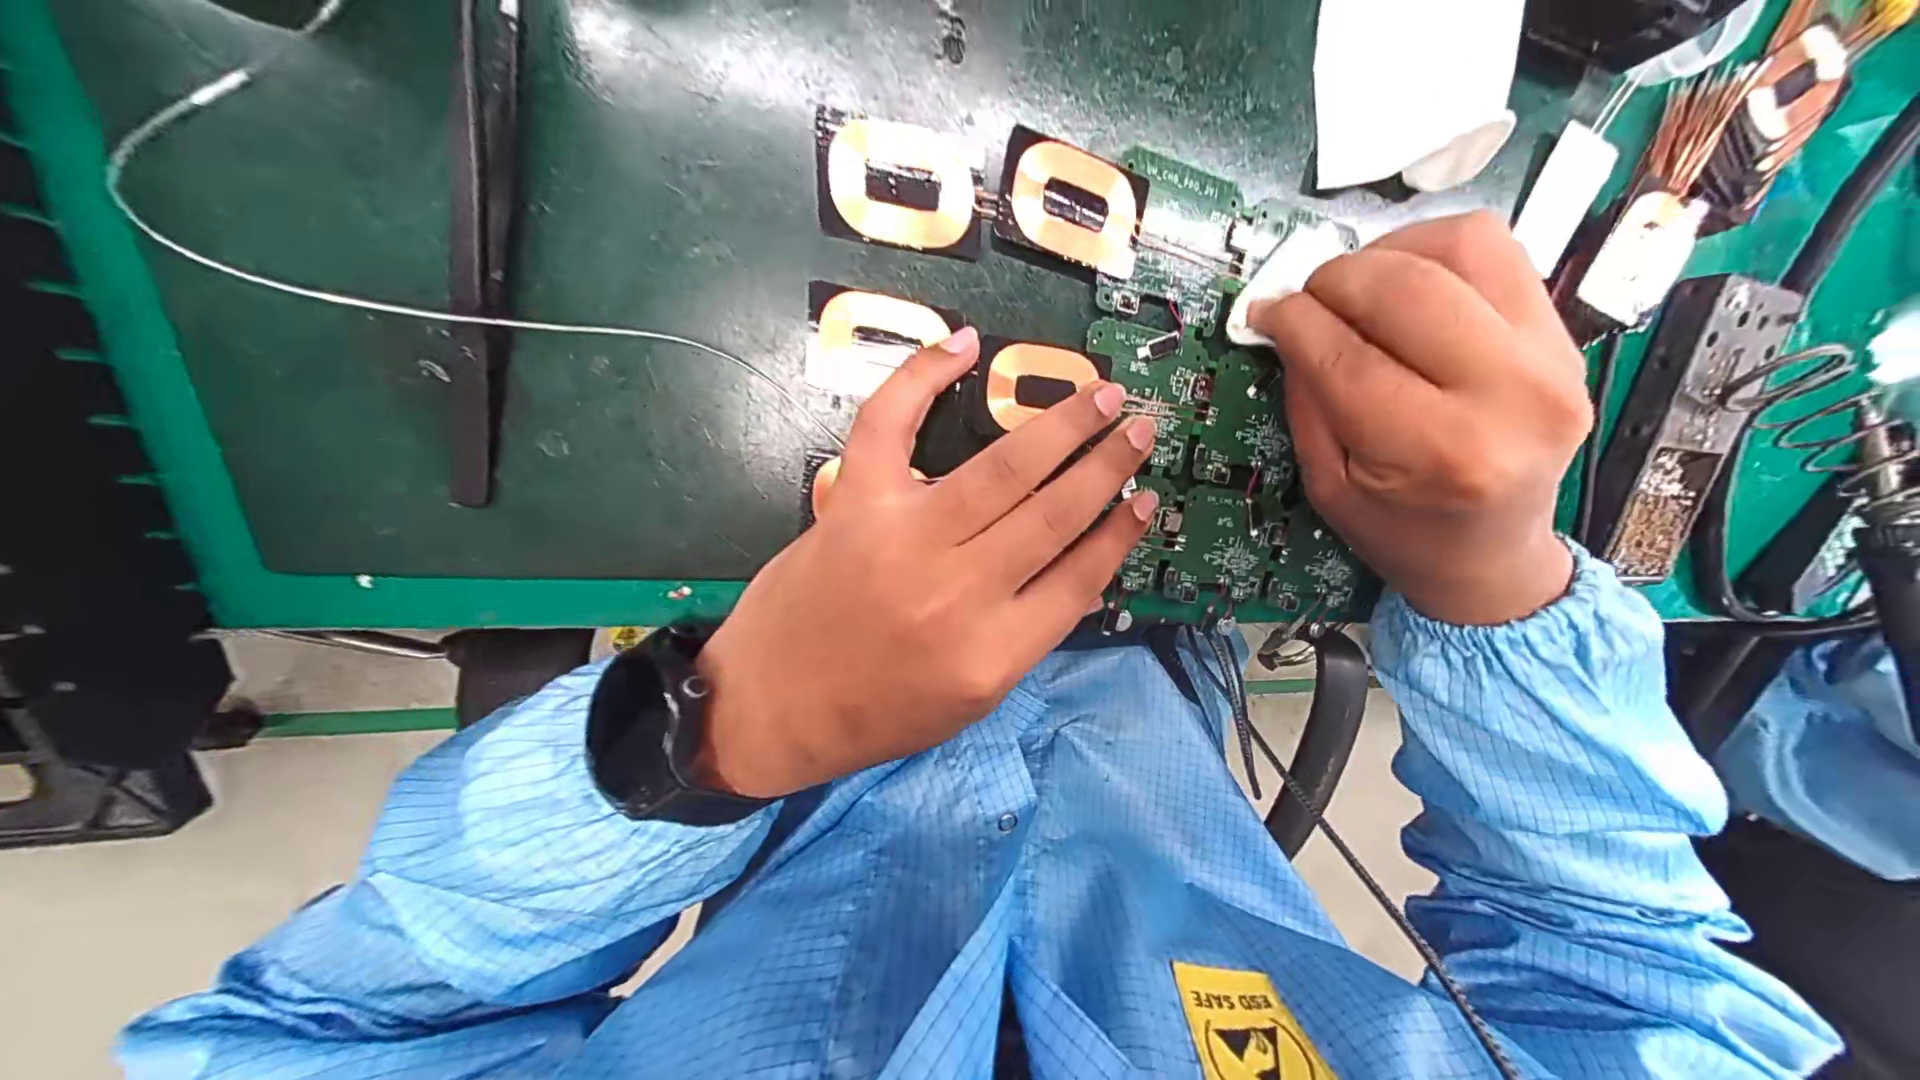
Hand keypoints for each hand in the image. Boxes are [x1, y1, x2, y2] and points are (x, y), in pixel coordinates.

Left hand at [693, 327, 1159, 797]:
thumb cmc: (873, 714)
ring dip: (1061, 425)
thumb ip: (1024, 637)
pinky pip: (891, 424)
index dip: (1120, 533)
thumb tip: (1075, 571)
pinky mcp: (855, 504)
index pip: (1079, 577)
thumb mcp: (969, 699)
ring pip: (1003, 468)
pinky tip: (965, 345)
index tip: (1145, 499)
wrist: (771, 707)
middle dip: (1107, 464)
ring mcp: (905, 539)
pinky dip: (924, 376)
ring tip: (1100, 397)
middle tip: (1138, 428)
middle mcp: (959, 592)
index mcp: (994, 653)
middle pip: (1054, 511)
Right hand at [1248, 212, 1590, 625]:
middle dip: (1334, 280)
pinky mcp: (1564, 336)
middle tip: (1303, 298)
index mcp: (1437, 453)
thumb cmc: (1397, 532)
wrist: (1490, 553)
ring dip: (1388, 252)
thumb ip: (1308, 399)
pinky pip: (1498, 254)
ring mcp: (1551, 358)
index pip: (1347, 357)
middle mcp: (1508, 396)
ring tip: (1353, 286)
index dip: (1293, 322)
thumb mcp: (1326, 482)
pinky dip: (1434, 253)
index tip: (1263, 311)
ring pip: (1463, 246)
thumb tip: (1286, 324)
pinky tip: (1400, 283)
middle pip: (1406, 290)